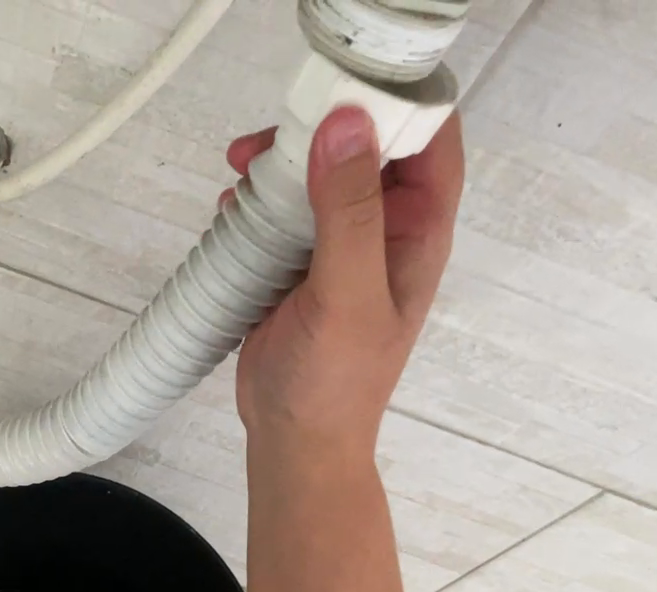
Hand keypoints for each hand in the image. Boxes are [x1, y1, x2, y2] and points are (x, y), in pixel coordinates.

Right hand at [228, 107, 464, 465]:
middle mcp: (379, 233)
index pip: (426, 143)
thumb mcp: (348, 295)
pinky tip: (230, 211)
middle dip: (317, 133)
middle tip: (265, 139)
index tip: (342, 88)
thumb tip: (342, 127)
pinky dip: (255, 208)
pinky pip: (279, 220)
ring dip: (278, 169)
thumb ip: (348, 214)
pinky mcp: (293, 271)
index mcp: (415, 232)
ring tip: (238, 171)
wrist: (294, 438)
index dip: (396, 105)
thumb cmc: (336, 382)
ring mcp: (332, 252)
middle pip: (359, 153)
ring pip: (313, 183)